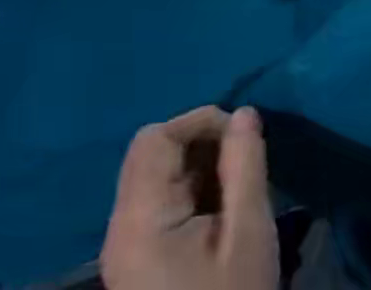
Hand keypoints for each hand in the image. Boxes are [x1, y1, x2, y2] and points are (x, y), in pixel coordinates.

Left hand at [101, 106, 278, 289]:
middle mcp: (121, 228)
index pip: (154, 139)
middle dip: (202, 140)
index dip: (200, 121)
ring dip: (202, 163)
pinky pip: (162, 199)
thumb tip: (244, 113)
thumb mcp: (249, 230)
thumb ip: (245, 166)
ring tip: (240, 180)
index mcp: (140, 222)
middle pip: (151, 154)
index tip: (243, 135)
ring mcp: (126, 244)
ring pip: (157, 174)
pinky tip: (224, 204)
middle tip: (245, 157)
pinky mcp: (138, 256)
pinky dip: (196, 186)